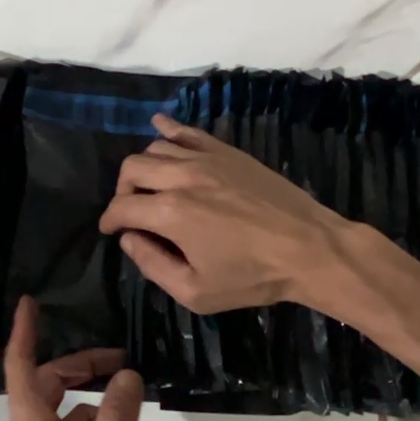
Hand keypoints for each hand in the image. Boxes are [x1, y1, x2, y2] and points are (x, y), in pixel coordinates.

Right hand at [97, 113, 358, 314]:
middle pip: (132, 168)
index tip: (110, 231)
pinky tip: (159, 128)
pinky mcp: (227, 151)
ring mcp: (206, 159)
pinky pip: (188, 131)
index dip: (109, 221)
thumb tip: (130, 240)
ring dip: (145, 166)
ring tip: (151, 186)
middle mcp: (181, 176)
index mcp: (170, 212)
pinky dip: (168, 129)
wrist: (309, 247)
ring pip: (156, 147)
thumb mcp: (196, 292)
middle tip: (131, 210)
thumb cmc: (253, 276)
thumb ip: (153, 266)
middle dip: (122, 190)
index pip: (122, 207)